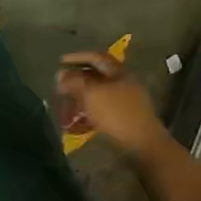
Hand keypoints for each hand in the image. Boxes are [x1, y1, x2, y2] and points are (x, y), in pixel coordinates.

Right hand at [55, 50, 176, 157]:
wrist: (141, 144)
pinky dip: (85, 116)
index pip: (96, 57)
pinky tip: (75, 126)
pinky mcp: (121, 119)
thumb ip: (74, 81)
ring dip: (78, 100)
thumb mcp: (92, 93)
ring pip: (95, 96)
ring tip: (63, 110)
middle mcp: (122, 84)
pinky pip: (99, 113)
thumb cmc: (116, 113)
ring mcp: (123, 102)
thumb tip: (61, 74)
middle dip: (75, 81)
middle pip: (95, 77)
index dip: (77, 57)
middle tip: (59, 87)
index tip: (60, 61)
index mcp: (118, 73)